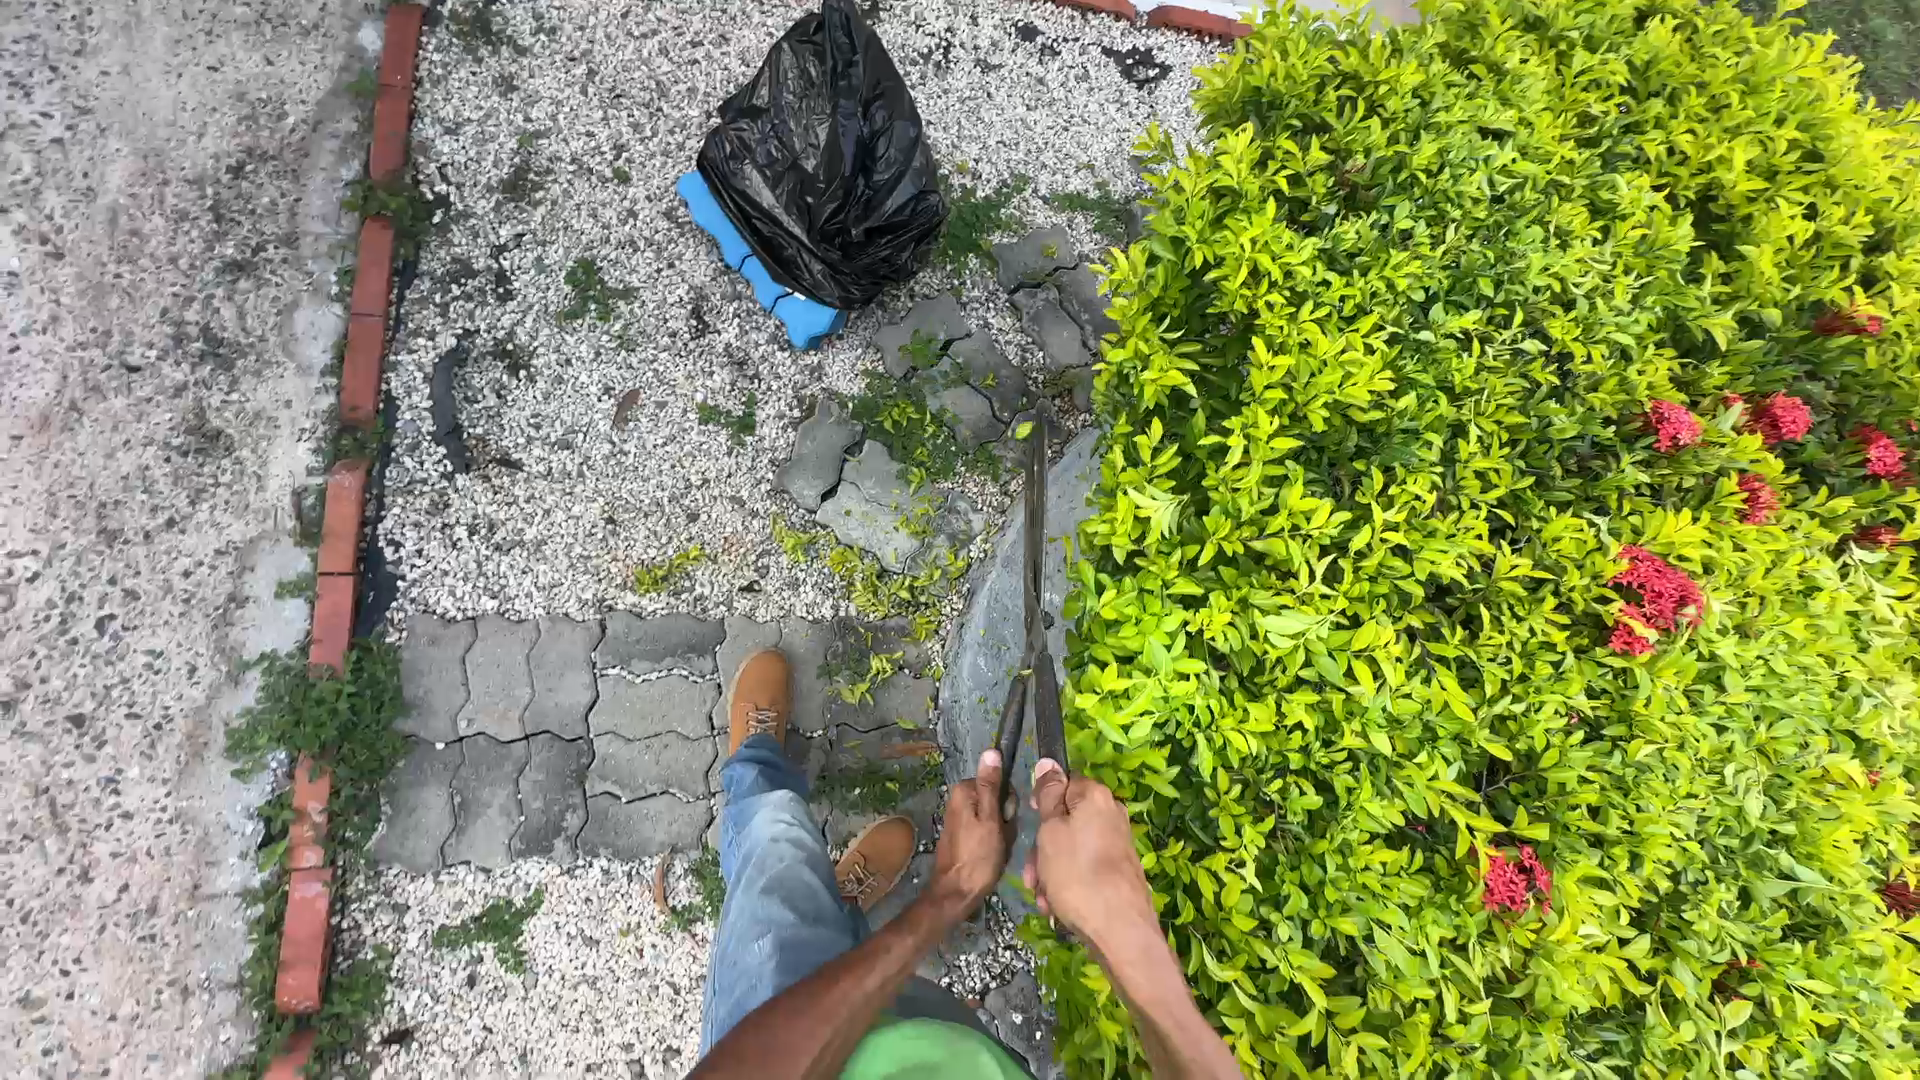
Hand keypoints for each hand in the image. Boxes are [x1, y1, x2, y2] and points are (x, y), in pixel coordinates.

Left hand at [924, 748, 1011, 919]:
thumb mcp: (991, 819)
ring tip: (997, 848)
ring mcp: (960, 816)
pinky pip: (986, 828)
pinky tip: (992, 853)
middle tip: (1002, 837)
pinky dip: (993, 840)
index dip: (1008, 802)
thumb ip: (991, 785)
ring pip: (993, 815)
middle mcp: (959, 798)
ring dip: (1001, 831)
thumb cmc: (978, 856)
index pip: (999, 782)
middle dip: (1004, 818)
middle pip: (996, 798)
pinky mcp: (962, 832)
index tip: (1007, 820)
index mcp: (964, 789)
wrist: (957, 893)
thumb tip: (991, 750)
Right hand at [1023, 760, 1158, 948]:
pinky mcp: (1120, 872)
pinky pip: (1085, 868)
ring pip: (1072, 848)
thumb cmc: (1077, 874)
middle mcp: (1111, 814)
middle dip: (1043, 847)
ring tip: (1043, 898)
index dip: (1042, 801)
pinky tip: (1057, 907)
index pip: (1063, 782)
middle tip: (1031, 873)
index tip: (1031, 822)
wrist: (1120, 931)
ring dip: (1051, 870)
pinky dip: (1069, 884)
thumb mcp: (1050, 830)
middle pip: (1066, 819)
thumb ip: (1048, 795)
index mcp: (1095, 796)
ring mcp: (1118, 844)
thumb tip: (1048, 762)